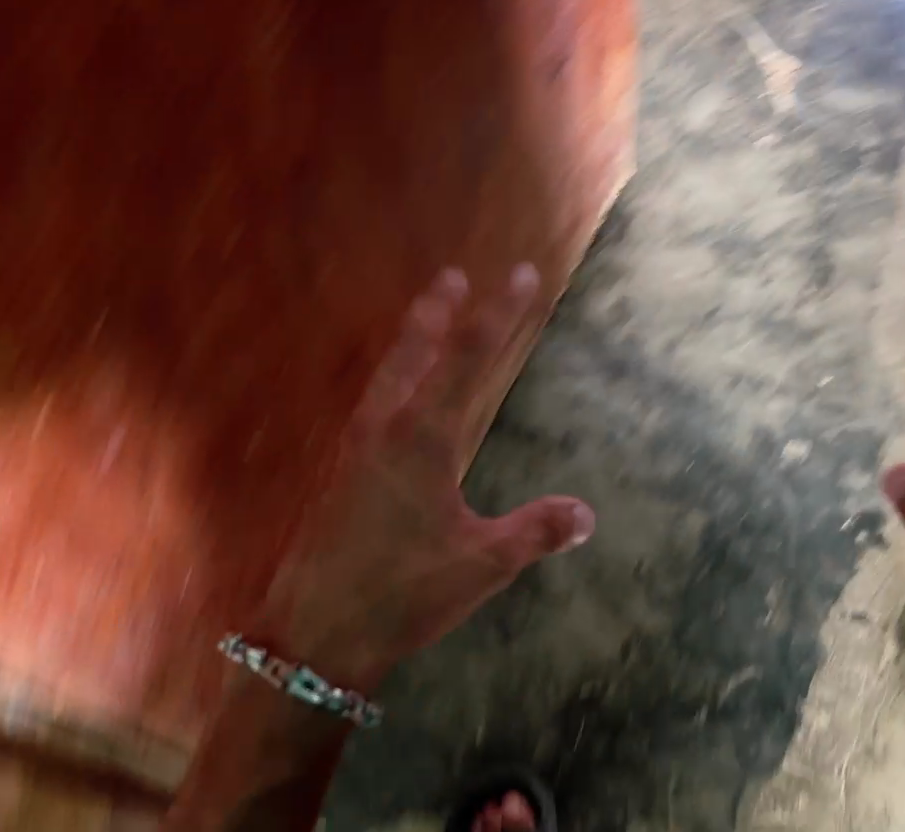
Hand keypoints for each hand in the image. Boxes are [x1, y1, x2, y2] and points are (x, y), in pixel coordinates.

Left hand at [251, 264, 595, 692]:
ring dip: (411, 340)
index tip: (522, 276)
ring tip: (423, 316)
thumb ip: (534, 532)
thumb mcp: (481, 564)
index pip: (470, 359)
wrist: (317, 630)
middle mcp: (386, 428)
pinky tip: (393, 392)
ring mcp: (357, 446)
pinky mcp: (341, 468)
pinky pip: (372, 401)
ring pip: (388, 374)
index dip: (500, 314)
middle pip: (417, 352)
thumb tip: (587, 514)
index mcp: (423, 439)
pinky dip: (391, 376)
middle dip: (438, 312)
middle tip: (451, 275)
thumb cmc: (402, 592)